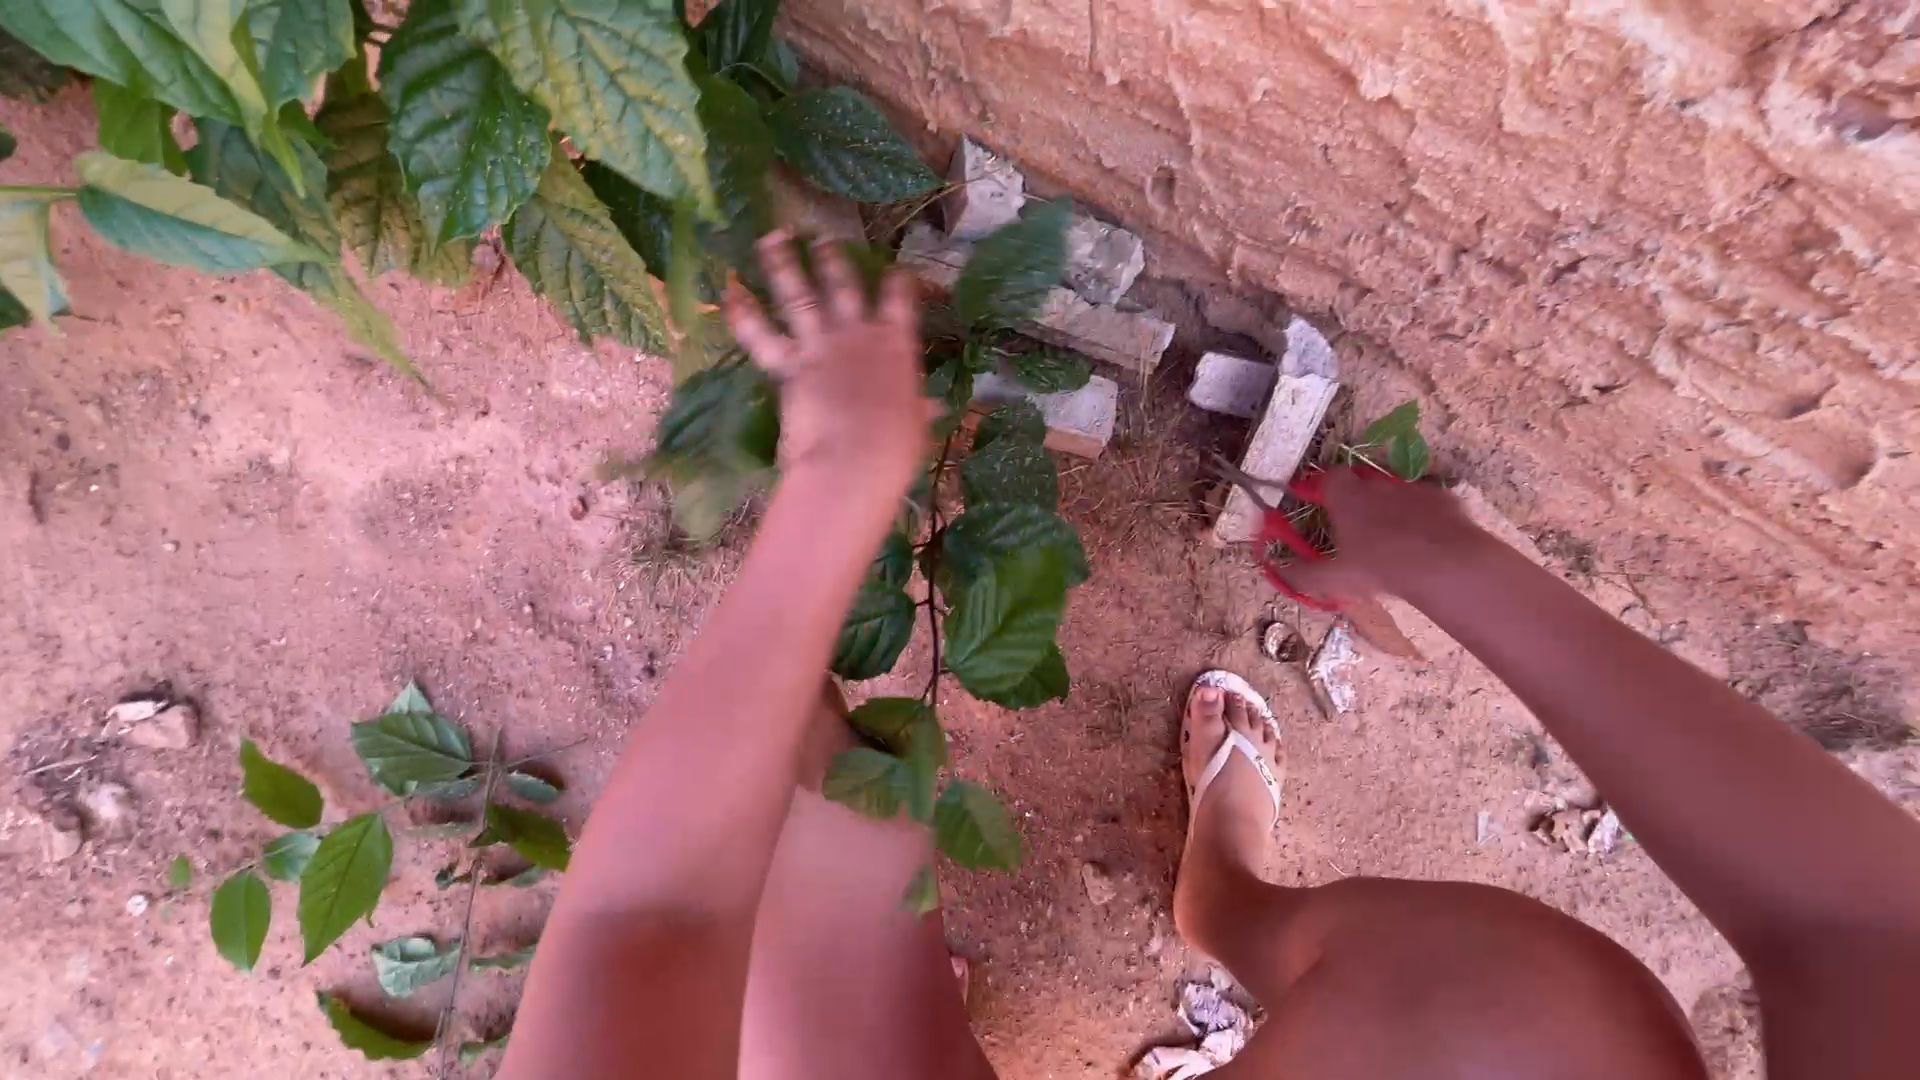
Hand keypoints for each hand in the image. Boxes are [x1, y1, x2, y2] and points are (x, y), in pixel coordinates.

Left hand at [724, 231, 931, 498]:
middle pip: (843, 284)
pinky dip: (742, 314)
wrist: (858, 457)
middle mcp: (857, 333)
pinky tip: (729, 292)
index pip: (901, 300)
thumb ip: (920, 408)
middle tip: (822, 237)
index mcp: (896, 345)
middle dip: (832, 258)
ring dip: (783, 263)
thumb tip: (934, 407)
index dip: (899, 281)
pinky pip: (760, 334)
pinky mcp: (789, 364)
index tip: (897, 270)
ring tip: (772, 237)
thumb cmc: (897, 446)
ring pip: (798, 294)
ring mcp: (820, 344)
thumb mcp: (916, 424)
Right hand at [1276, 468, 1493, 602]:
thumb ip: (1303, 573)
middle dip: (1358, 497)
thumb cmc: (1380, 567)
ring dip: (1390, 506)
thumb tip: (1278, 571)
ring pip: (1395, 491)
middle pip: (1362, 481)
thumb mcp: (1334, 578)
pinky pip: (1427, 502)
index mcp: (1347, 498)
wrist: (1446, 565)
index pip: (1329, 476)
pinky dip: (1423, 514)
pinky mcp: (1445, 499)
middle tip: (1356, 524)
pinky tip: (1425, 538)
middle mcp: (1378, 486)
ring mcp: (1414, 489)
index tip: (1320, 501)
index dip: (1324, 486)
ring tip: (1393, 535)